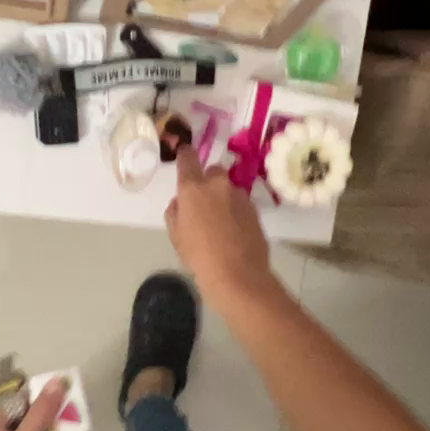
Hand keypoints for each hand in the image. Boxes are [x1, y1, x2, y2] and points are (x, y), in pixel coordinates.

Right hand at [165, 146, 278, 302]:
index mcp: (193, 188)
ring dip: (224, 197)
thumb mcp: (176, 236)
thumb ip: (175, 212)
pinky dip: (236, 211)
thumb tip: (180, 202)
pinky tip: (234, 231)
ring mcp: (239, 195)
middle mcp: (218, 185)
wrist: (237, 275)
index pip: (188, 157)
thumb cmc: (199, 256)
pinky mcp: (255, 209)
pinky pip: (241, 203)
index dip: (185, 155)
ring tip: (221, 223)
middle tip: (203, 204)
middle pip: (212, 171)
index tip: (185, 157)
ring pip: (228, 188)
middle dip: (207, 182)